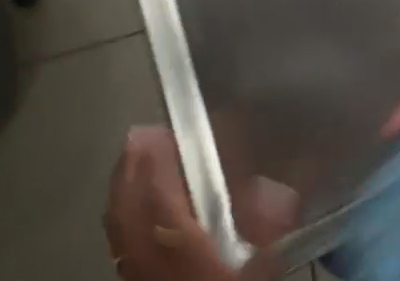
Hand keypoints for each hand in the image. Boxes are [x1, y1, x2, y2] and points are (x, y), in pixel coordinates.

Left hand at [104, 127, 298, 280]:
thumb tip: (281, 192)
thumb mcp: (266, 270)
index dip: (157, 169)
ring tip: (134, 163)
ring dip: (122, 194)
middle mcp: (155, 271)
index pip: (162, 207)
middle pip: (127, 217)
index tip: (161, 133)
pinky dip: (125, 220)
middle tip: (139, 138)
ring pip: (119, 234)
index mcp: (188, 260)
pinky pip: (123, 249)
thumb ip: (269, 232)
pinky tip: (136, 211)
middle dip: (129, 174)